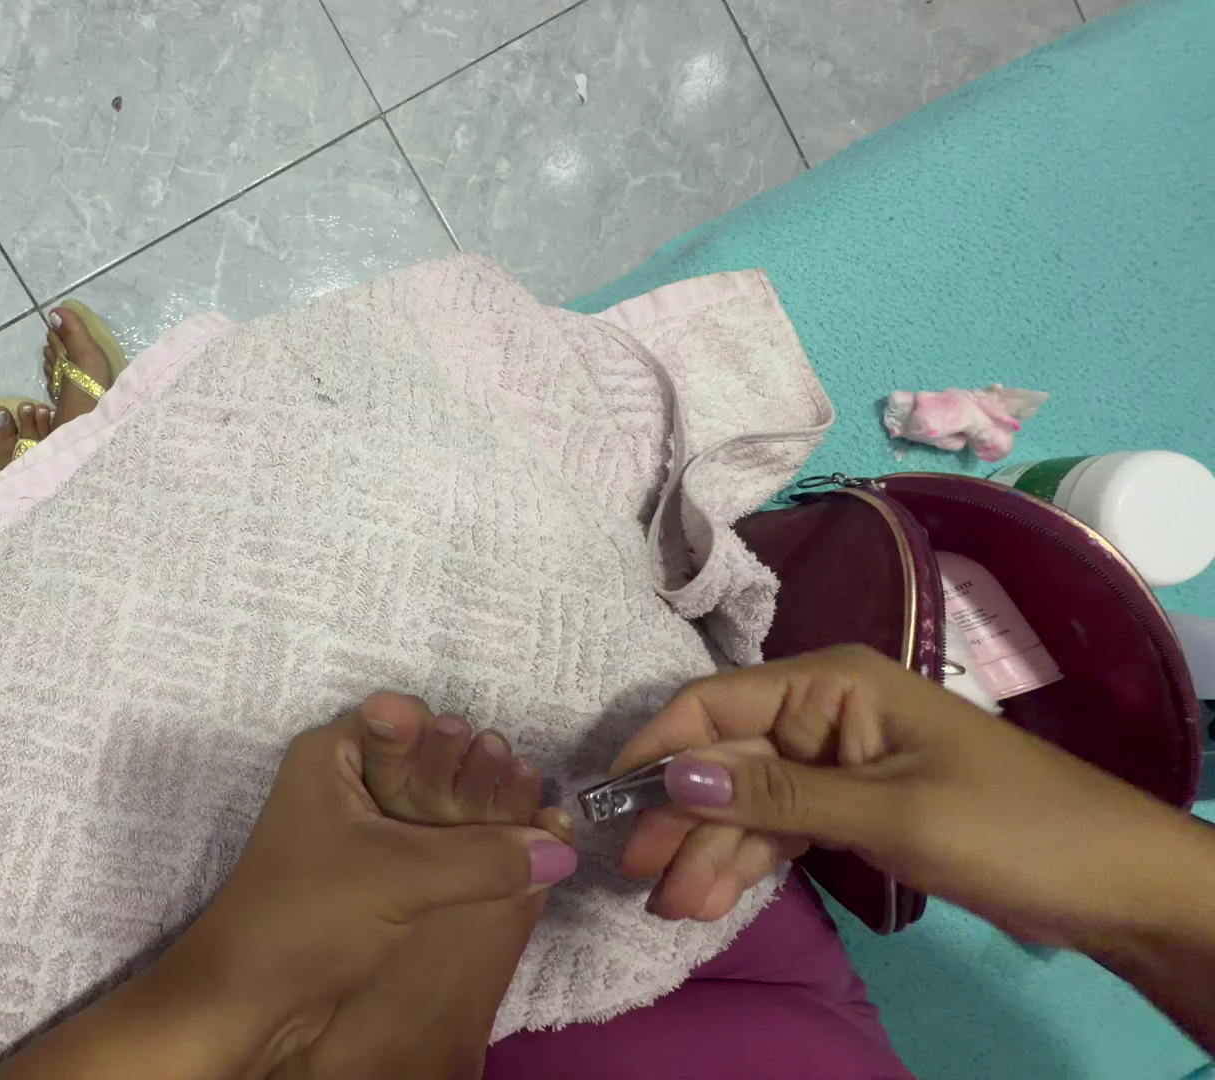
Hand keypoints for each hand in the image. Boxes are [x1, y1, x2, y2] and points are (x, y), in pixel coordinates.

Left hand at [170, 711, 577, 1068]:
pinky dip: (459, 849)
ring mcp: (354, 821)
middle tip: (521, 792)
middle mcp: (342, 775)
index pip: (406, 717)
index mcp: (332, 752)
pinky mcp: (367, 864)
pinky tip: (505, 860)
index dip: (451, 739)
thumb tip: (561, 849)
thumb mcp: (400, 876)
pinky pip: (423, 841)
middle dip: (471, 778)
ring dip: (471, 818)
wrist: (253, 999)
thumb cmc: (310, 915)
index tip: (497, 766)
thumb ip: (483, 858)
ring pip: (427, 803)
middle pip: (422, 758)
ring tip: (526, 825)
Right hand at [613, 645, 1202, 948]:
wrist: (1138, 898)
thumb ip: (772, 794)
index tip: (611, 796)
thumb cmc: (1019, 830)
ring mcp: (824, 762)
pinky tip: (709, 898)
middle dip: (682, 819)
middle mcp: (814, 714)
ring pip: (741, 803)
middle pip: (721, 761)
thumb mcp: (890, 814)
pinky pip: (773, 829)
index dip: (657, 747)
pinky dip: (744, 863)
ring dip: (708, 853)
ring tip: (672, 907)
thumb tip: (670, 776)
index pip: (713, 704)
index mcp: (826, 686)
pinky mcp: (839, 806)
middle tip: (636, 871)